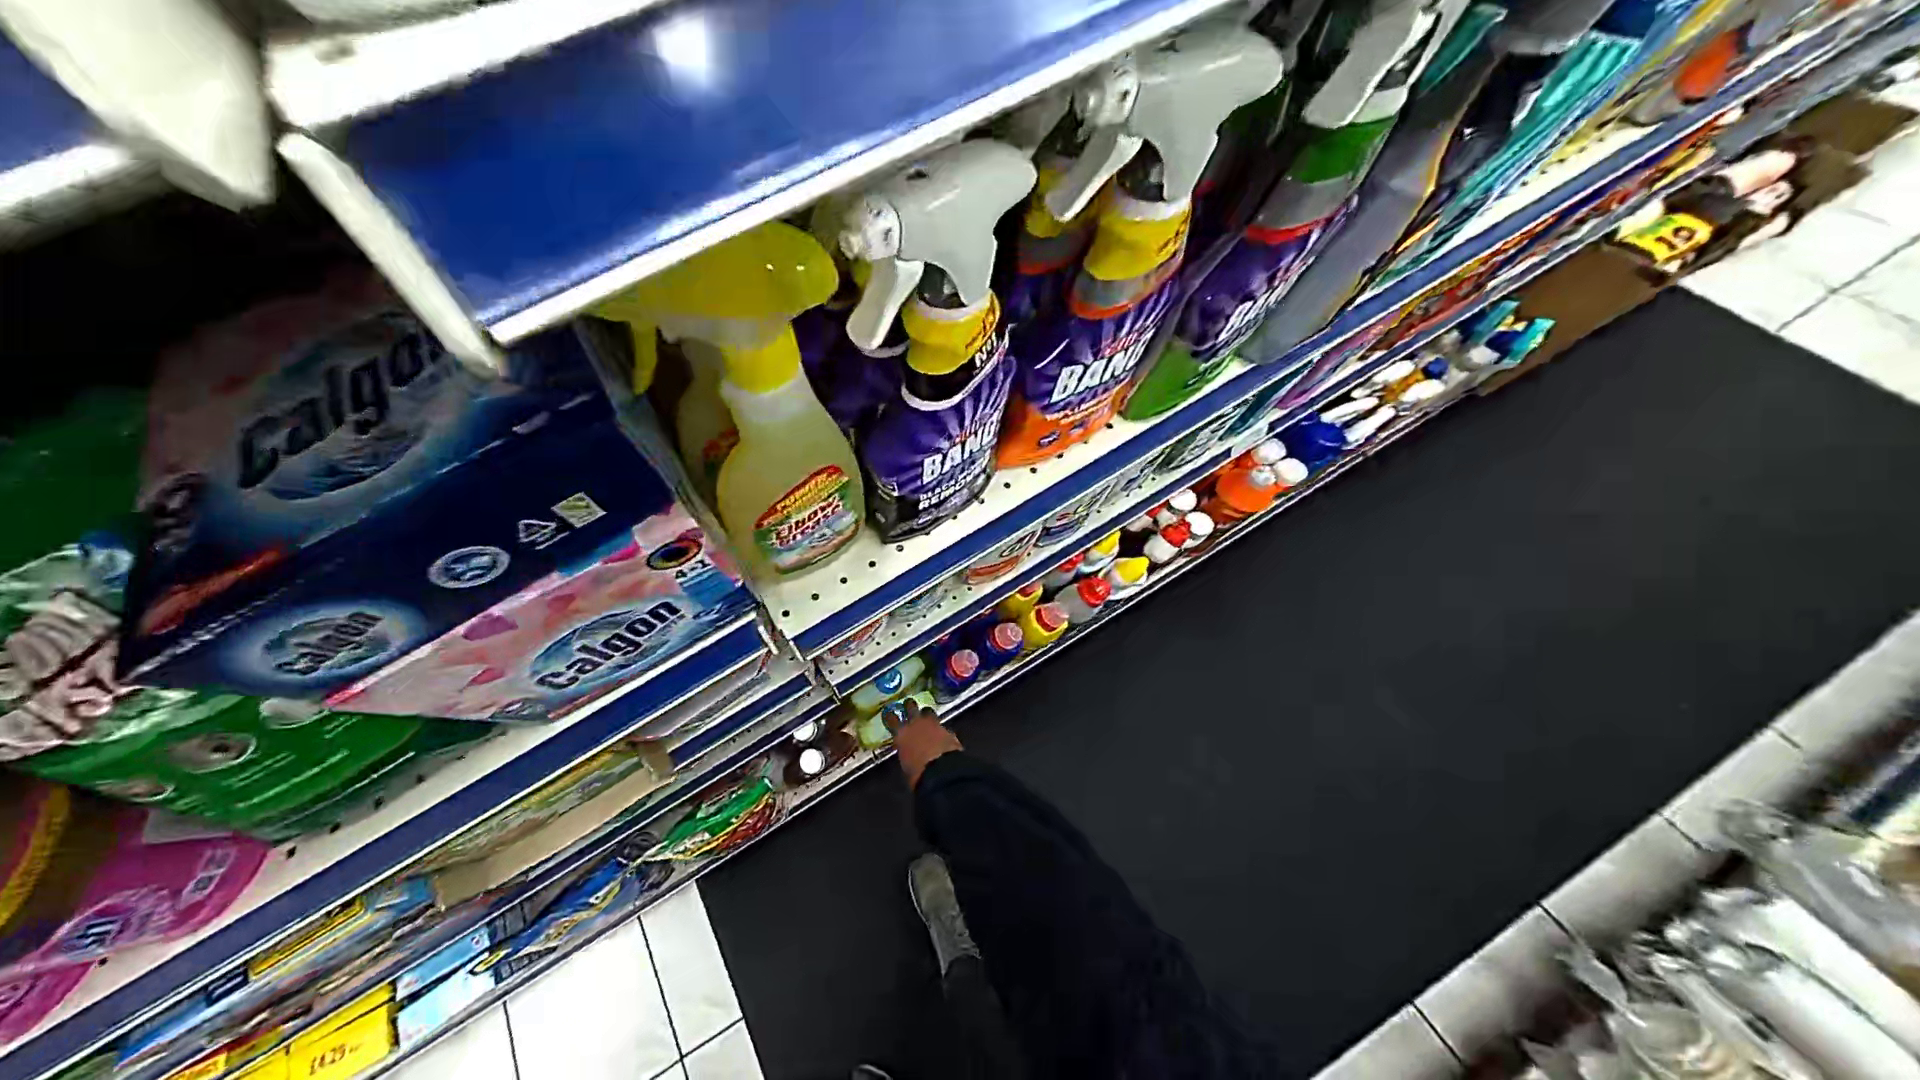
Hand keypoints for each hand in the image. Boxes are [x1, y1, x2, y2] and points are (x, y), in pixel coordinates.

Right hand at [887, 700, 960, 788]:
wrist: (943, 772)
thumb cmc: (918, 775)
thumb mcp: (906, 765)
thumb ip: (906, 753)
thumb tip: (908, 753)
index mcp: (901, 734)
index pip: (892, 719)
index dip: (891, 716)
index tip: (890, 713)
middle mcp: (916, 725)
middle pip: (911, 708)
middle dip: (910, 706)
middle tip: (909, 704)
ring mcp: (934, 725)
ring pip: (928, 712)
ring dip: (926, 713)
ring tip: (926, 714)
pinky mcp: (948, 730)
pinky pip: (941, 725)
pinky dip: (939, 728)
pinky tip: (941, 732)